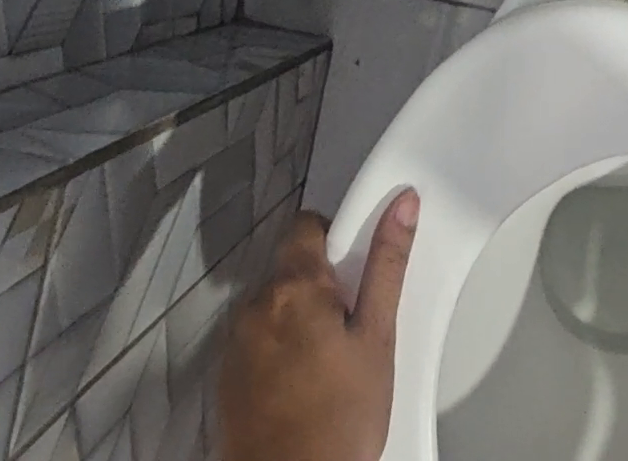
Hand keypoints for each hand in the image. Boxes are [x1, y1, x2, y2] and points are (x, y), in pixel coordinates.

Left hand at [220, 189, 419, 460]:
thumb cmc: (339, 419)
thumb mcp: (378, 335)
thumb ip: (387, 262)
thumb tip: (401, 206)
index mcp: (293, 286)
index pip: (309, 224)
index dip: (338, 236)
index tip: (359, 267)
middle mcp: (255, 305)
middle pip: (293, 264)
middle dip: (323, 282)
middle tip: (353, 323)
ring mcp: (235, 341)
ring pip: (277, 302)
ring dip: (300, 314)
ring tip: (332, 359)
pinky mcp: (226, 374)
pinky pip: (259, 336)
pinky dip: (280, 344)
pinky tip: (305, 380)